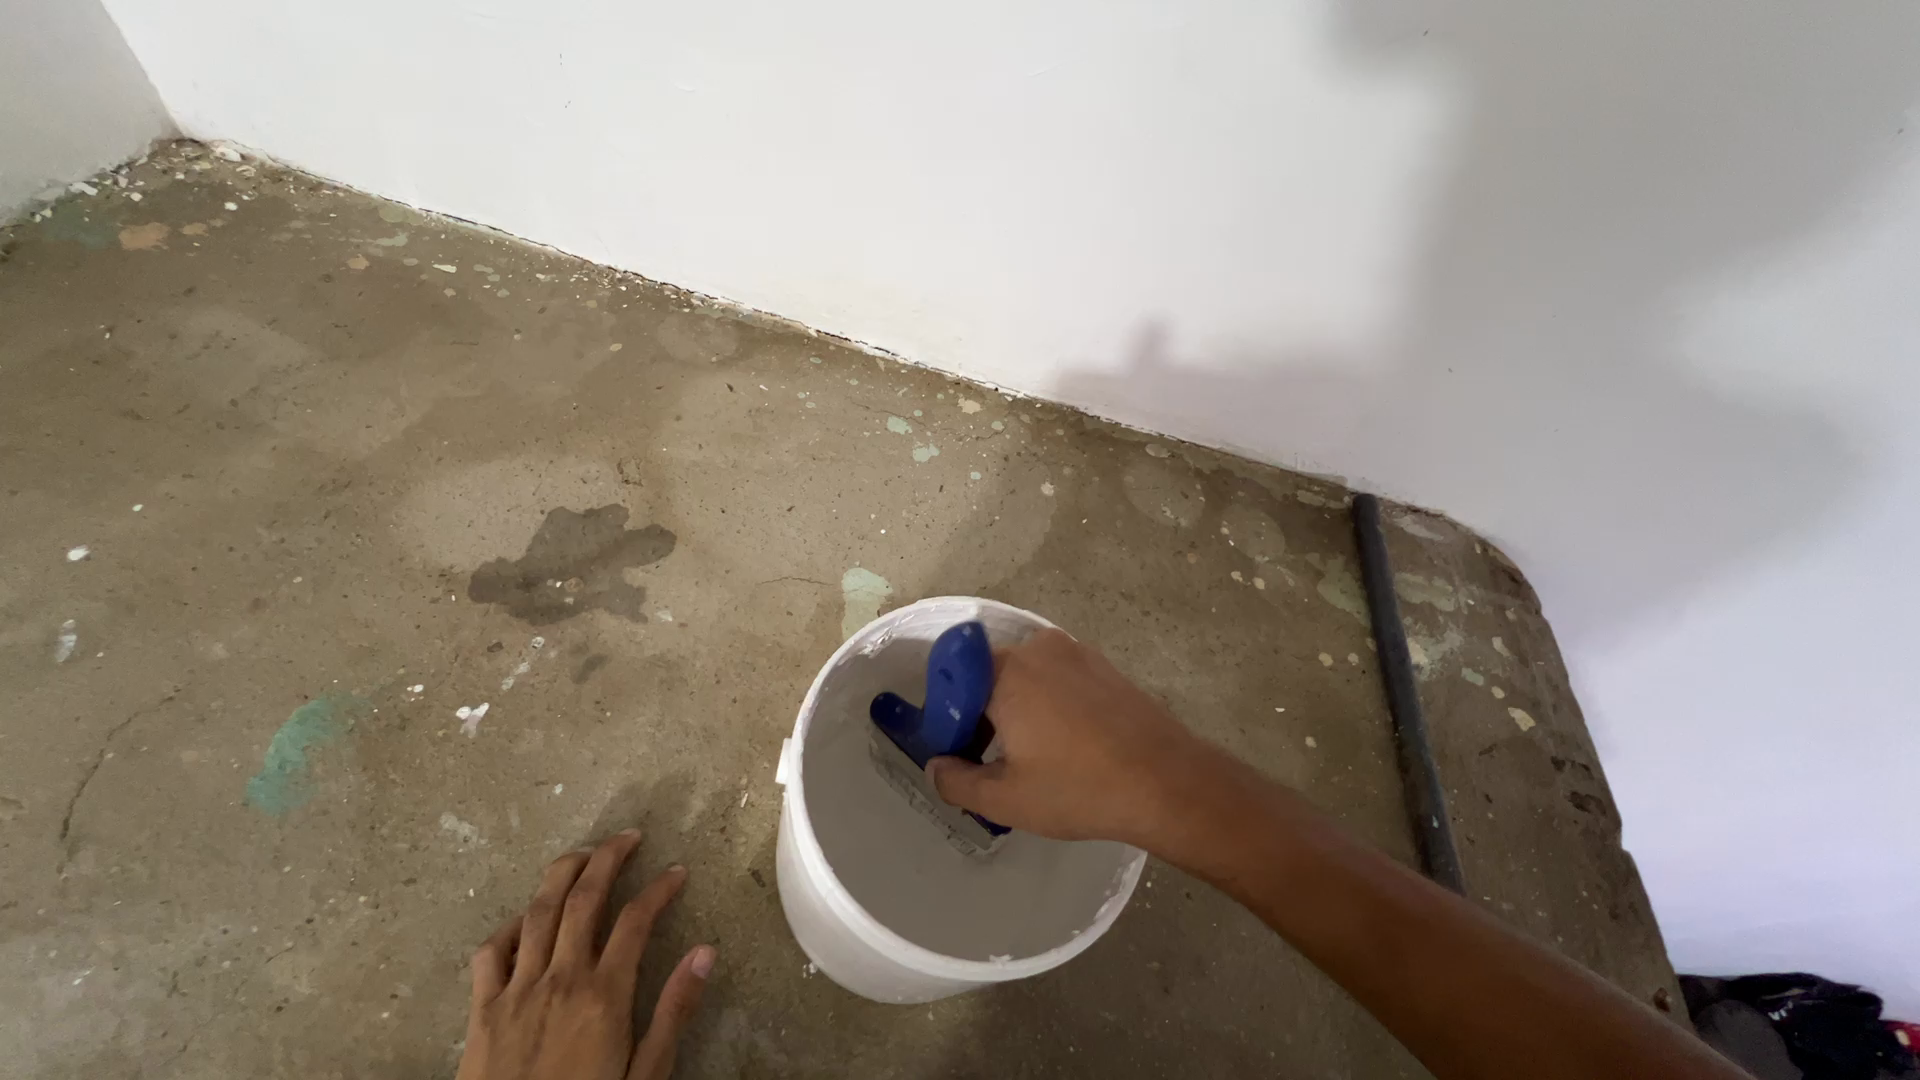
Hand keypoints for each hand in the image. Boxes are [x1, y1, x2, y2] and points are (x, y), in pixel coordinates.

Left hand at [455, 829, 714, 1079]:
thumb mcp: (644, 1077)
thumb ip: (673, 1012)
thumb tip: (705, 952)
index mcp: (603, 995)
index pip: (637, 919)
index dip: (660, 888)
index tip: (676, 872)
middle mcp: (559, 981)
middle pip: (584, 898)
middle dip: (609, 857)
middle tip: (629, 836)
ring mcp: (514, 993)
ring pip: (537, 913)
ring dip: (561, 874)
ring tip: (582, 853)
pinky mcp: (480, 1013)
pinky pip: (490, 953)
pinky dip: (509, 926)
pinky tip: (526, 918)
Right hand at [926, 628, 1219, 849]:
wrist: (1169, 782)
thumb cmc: (1080, 788)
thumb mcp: (1007, 798)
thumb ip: (956, 782)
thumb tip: (936, 766)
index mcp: (1006, 672)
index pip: (952, 681)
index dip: (946, 718)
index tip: (957, 754)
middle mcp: (1037, 648)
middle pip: (987, 675)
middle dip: (980, 715)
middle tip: (988, 762)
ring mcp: (1075, 652)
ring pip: (1024, 677)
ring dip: (1014, 709)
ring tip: (1028, 758)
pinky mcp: (1103, 665)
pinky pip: (1057, 678)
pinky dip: (1046, 704)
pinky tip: (1064, 745)